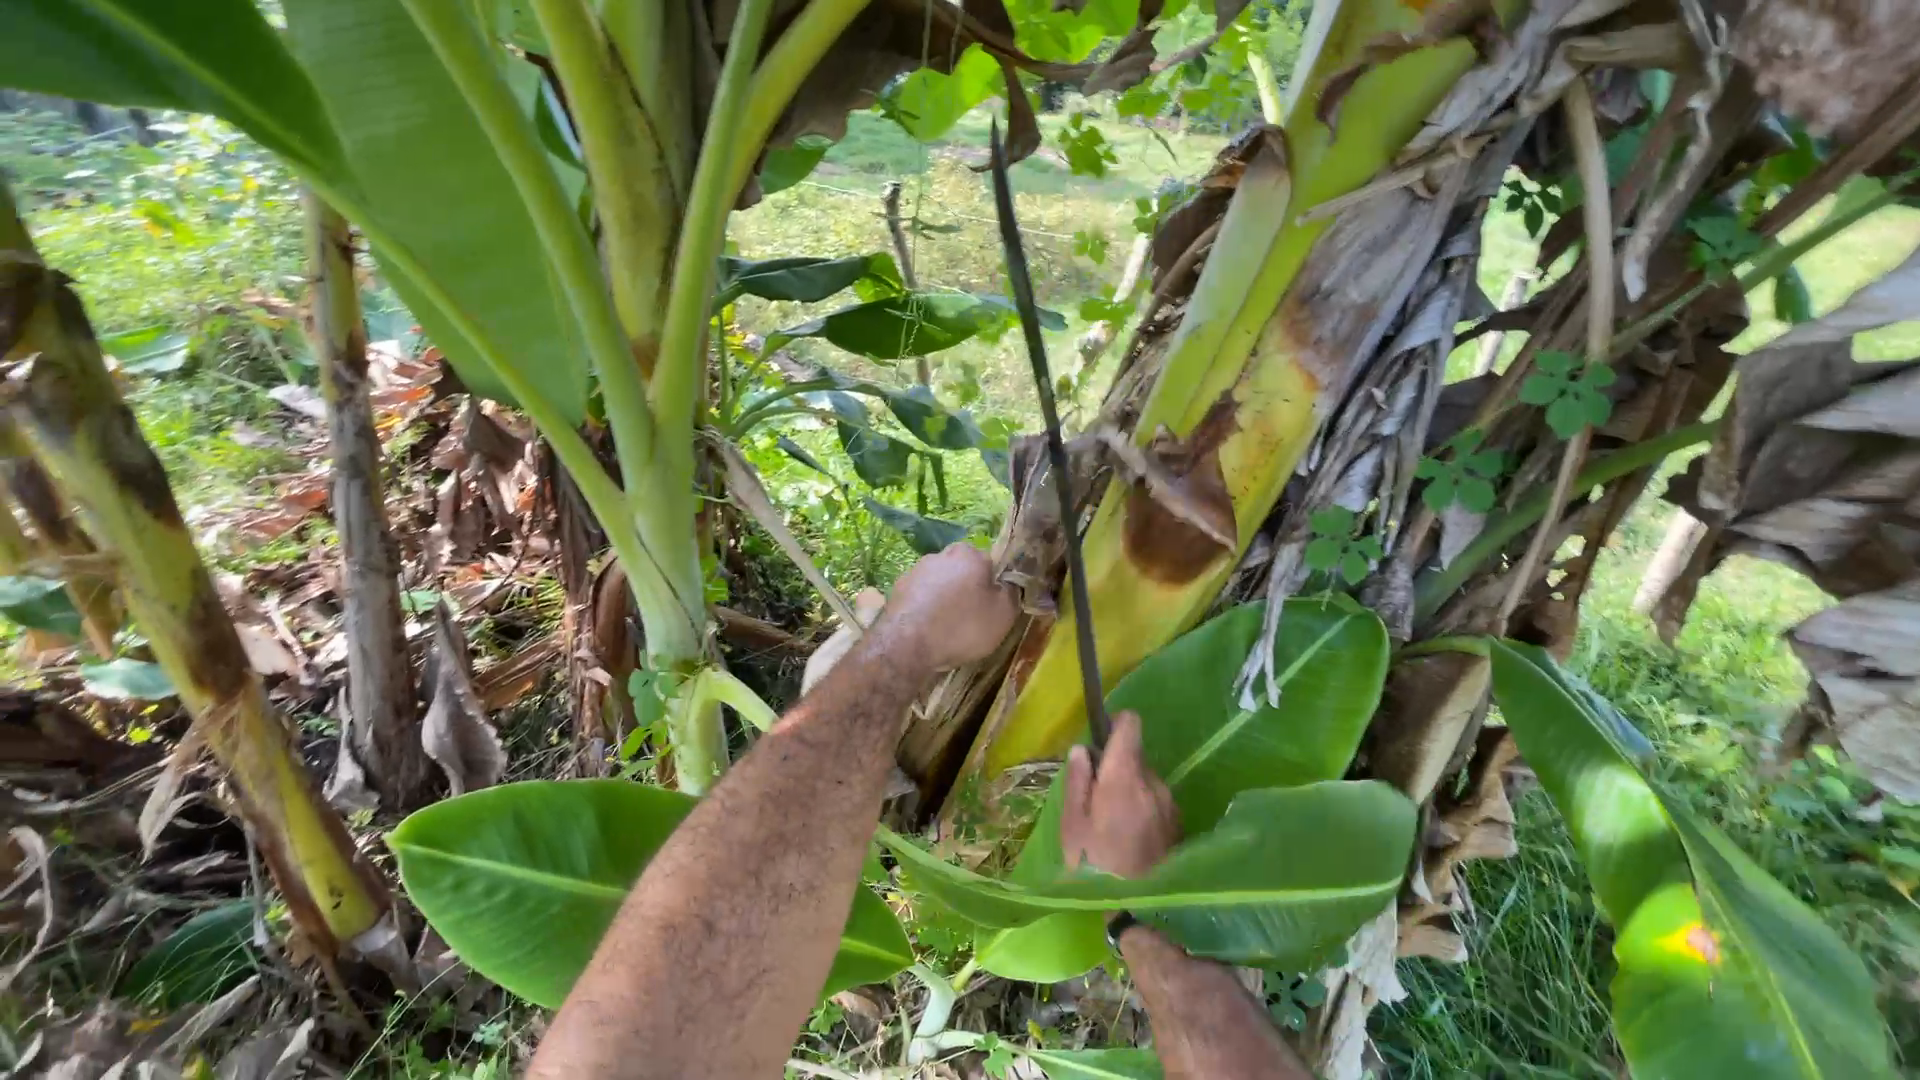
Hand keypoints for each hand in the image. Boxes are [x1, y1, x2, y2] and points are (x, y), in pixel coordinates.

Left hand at [876, 543, 1017, 670]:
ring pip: (939, 584)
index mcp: (969, 554)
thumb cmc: (962, 626)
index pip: (989, 565)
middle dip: (966, 590)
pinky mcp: (896, 589)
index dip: (992, 588)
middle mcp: (940, 555)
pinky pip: (920, 598)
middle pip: (962, 572)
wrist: (907, 645)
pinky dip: (924, 609)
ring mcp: (914, 571)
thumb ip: (1011, 593)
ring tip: (946, 628)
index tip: (990, 609)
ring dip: (944, 600)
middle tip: (970, 619)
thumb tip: (1008, 584)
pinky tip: (927, 630)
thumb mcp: (1003, 614)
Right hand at [1060, 712, 1179, 879]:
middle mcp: (1154, 782)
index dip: (1114, 724)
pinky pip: (1157, 802)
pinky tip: (1130, 838)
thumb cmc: (1096, 862)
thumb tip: (1083, 750)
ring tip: (1111, 824)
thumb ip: (1078, 780)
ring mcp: (1170, 804)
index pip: (1130, 724)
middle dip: (1116, 768)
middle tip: (1095, 798)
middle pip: (1135, 756)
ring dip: (1130, 790)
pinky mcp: (1179, 825)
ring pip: (1145, 781)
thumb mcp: (1072, 822)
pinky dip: (1143, 809)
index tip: (1100, 742)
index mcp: (1125, 775)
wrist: (1139, 910)